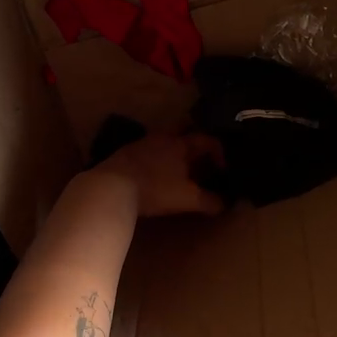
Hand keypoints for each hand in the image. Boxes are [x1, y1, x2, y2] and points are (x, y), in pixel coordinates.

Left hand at [89, 132, 226, 216]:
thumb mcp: (187, 198)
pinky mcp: (124, 154)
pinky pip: (147, 151)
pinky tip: (153, 173)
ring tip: (178, 168)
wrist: (111, 187)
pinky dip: (155, 159)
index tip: (222, 169)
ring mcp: (141, 144)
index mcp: (180, 144)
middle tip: (200, 158)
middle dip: (194, 143)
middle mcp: (162, 138)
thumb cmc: (155, 189)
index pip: (207, 140)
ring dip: (173, 151)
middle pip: (183, 132)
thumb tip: (224, 205)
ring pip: (163, 141)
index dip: (219, 152)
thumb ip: (208, 201)